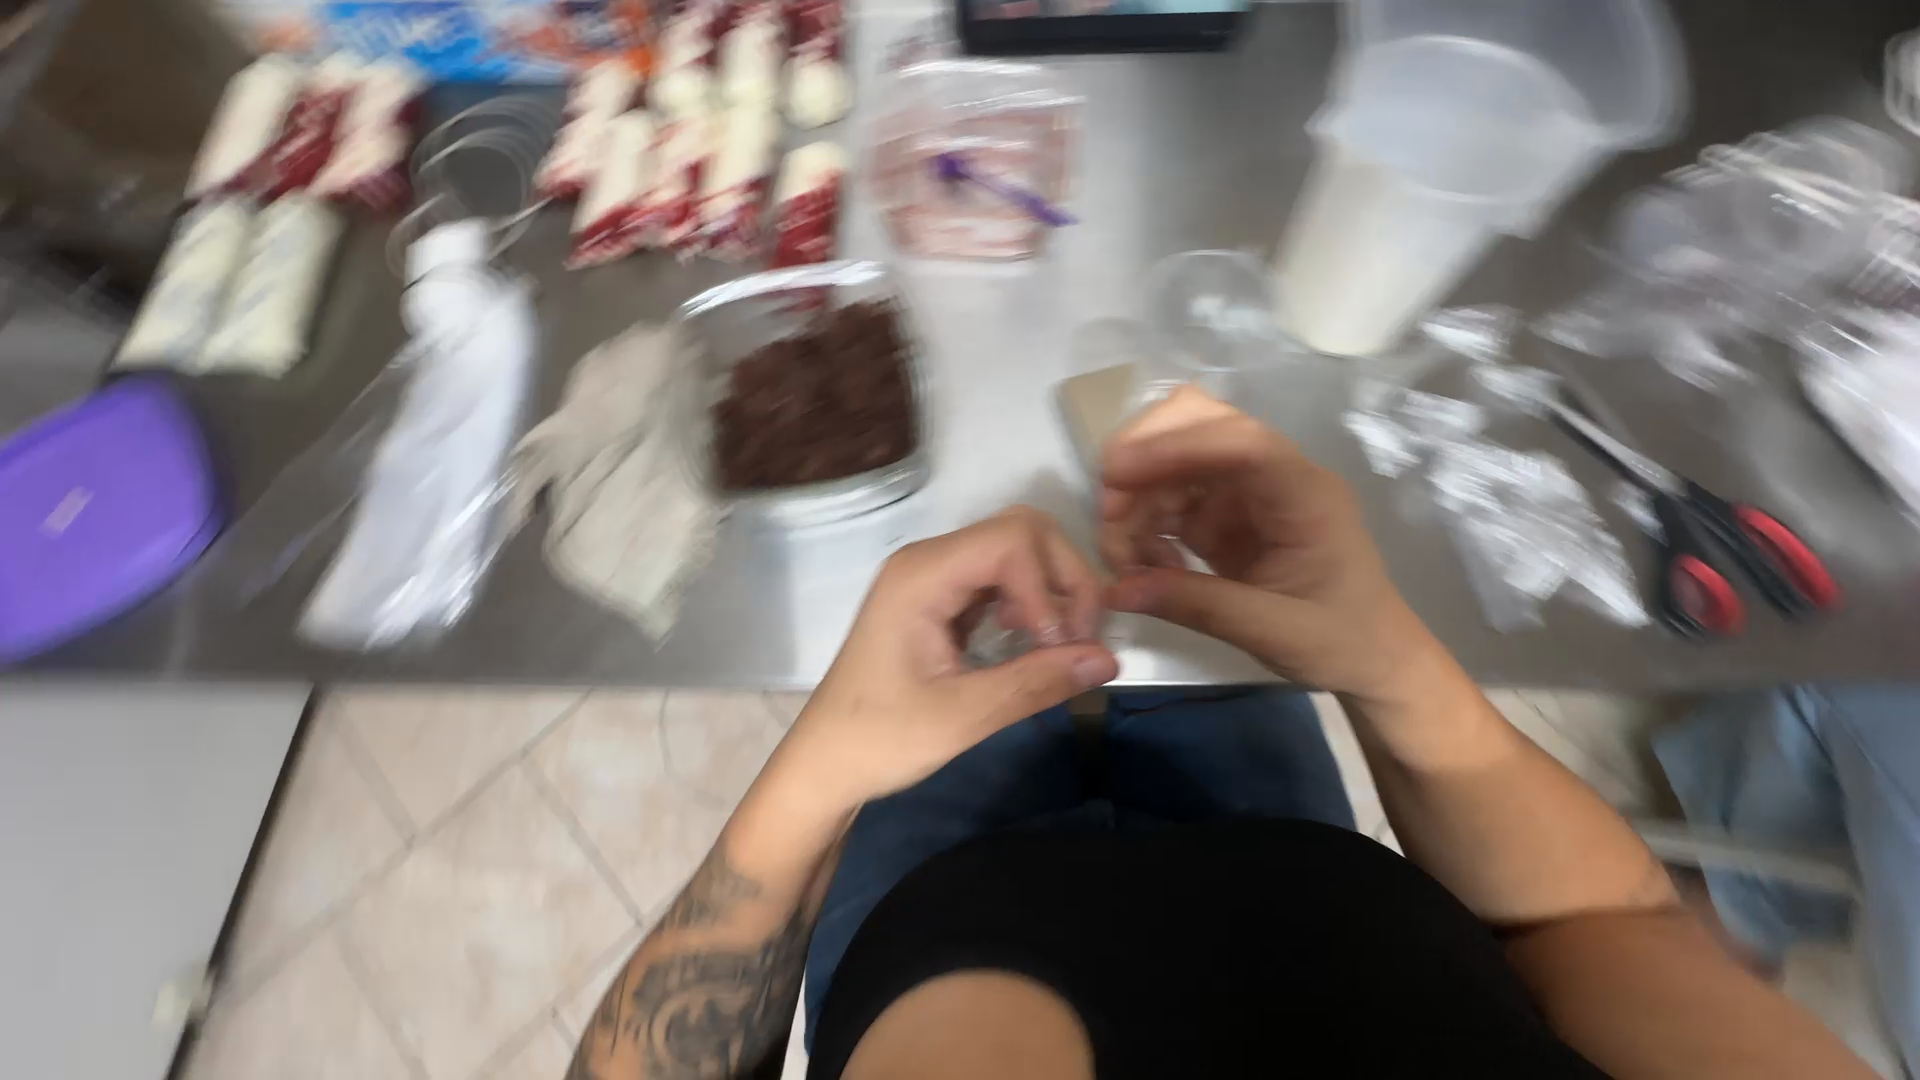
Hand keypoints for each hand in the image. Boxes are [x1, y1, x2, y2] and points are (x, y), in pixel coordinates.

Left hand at [772, 506, 1118, 812]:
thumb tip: (1110, 660)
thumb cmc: (882, 739)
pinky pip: (1000, 579)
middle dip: (1063, 577)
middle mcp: (928, 560)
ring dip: (1051, 588)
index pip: (1012, 539)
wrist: (827, 762)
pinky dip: (1030, 600)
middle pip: (1020, 532)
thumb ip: (1037, 682)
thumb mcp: (963, 717)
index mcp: (922, 575)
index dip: (1051, 586)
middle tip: (1079, 639)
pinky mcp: (941, 599)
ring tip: (1061, 643)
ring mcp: (933, 576)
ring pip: (1015, 551)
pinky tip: (1033, 640)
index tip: (1059, 647)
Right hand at [1099, 387, 1437, 705]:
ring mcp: (1242, 492)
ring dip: (1136, 499)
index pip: (1237, 441)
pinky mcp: (1221, 515)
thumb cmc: (1342, 641)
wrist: (1373, 659)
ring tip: (1122, 559)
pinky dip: (1144, 524)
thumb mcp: (1272, 631)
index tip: (1115, 473)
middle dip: (1143, 458)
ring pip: (1173, 462)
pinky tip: (1141, 564)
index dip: (1172, 446)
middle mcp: (1270, 476)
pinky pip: (1169, 500)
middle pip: (1197, 426)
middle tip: (1108, 514)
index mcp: (1302, 492)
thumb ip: (1196, 605)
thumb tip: (1118, 589)